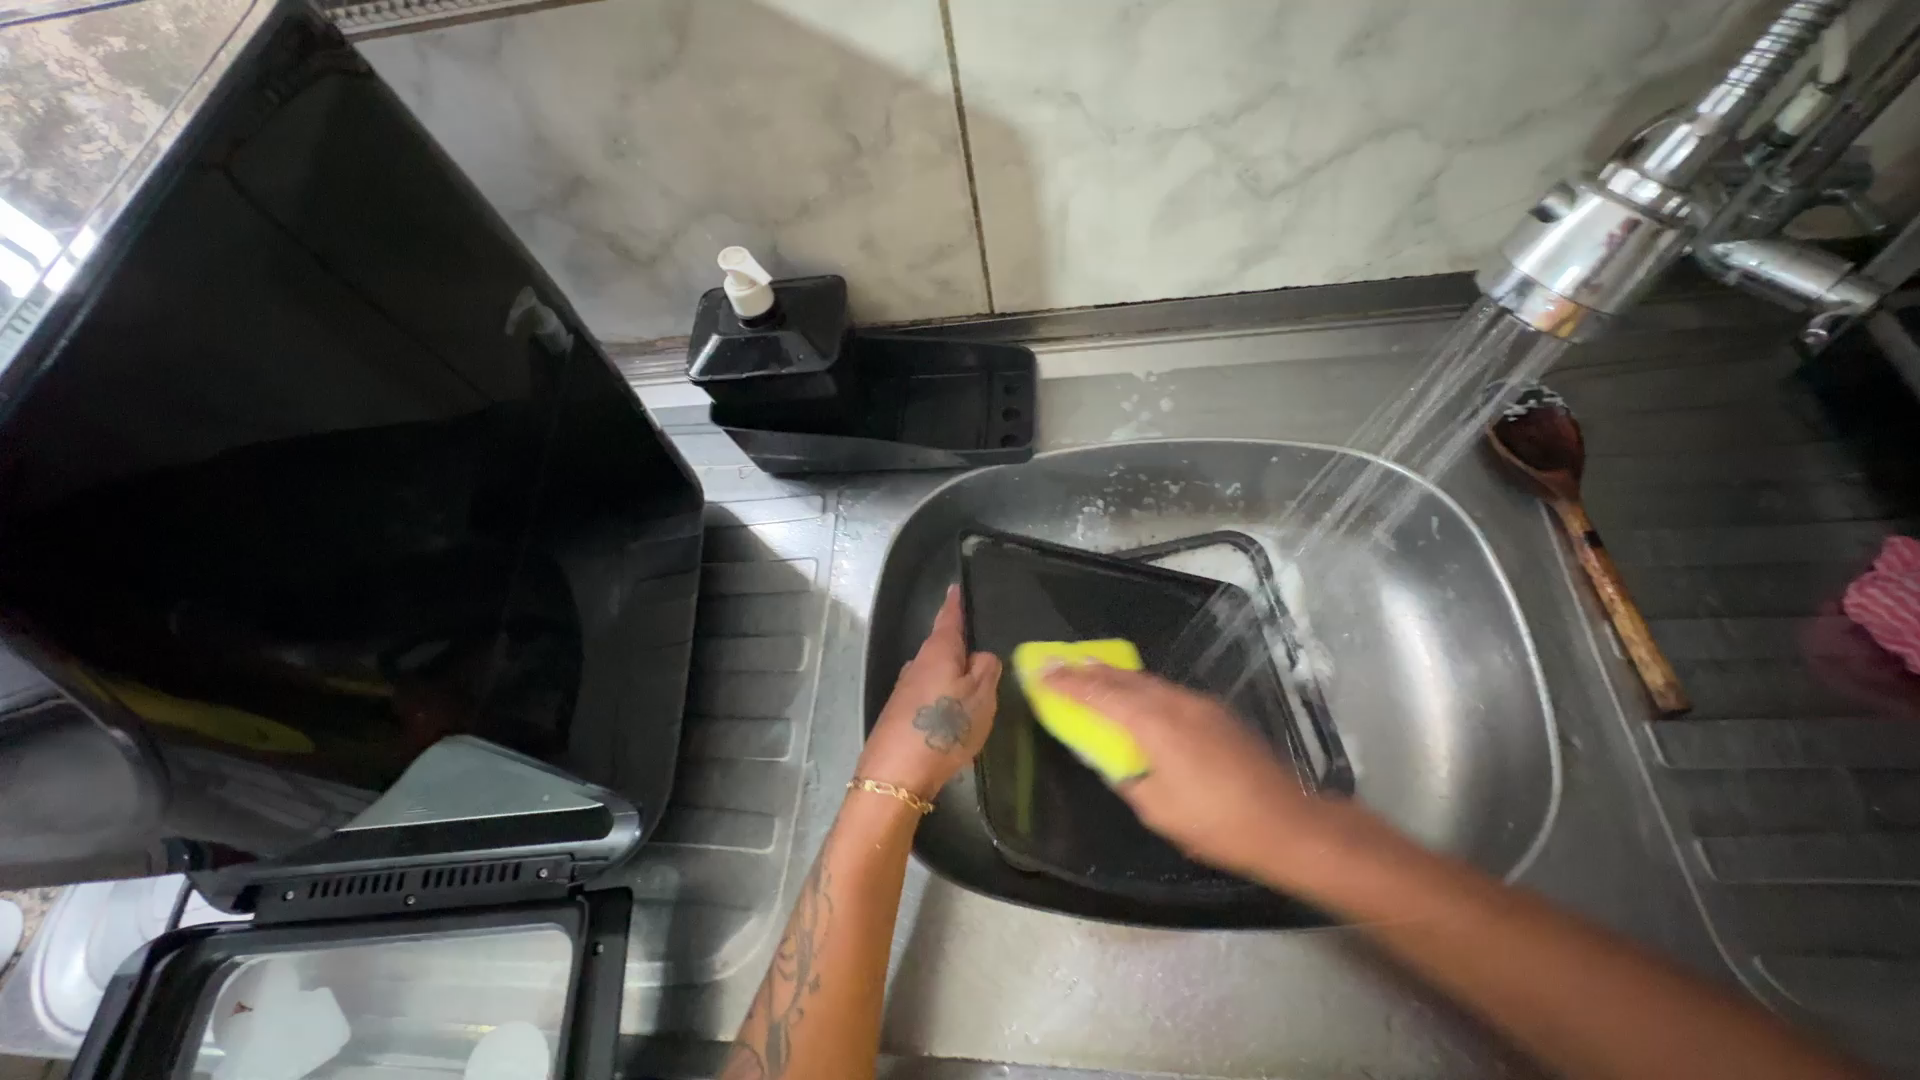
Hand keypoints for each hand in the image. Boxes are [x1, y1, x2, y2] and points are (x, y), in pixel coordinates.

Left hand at [858, 585, 1001, 798]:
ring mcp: (904, 691)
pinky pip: (929, 700)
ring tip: (975, 698)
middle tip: (985, 660)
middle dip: (961, 652)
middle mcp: (916, 665)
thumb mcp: (981, 696)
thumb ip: (987, 669)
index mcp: (937, 651)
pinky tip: (954, 724)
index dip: (955, 602)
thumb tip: (980, 655)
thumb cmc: (944, 728)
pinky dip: (943, 705)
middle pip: (942, 649)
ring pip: (935, 676)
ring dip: (952, 682)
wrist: (895, 775)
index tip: (956, 586)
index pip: (948, 617)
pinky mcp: (899, 717)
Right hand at [1043, 663, 1327, 876]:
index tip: (1041, 672)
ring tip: (1090, 672)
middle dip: (1087, 670)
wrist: (1287, 823)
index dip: (1067, 683)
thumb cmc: (1216, 823)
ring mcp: (1200, 705)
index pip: (1099, 695)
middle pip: (1122, 678)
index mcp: (1154, 724)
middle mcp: (1175, 703)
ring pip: (1148, 682)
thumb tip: (1114, 760)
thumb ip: (1128, 776)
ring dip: (1115, 676)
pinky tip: (1136, 697)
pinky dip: (1142, 689)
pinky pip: (1167, 691)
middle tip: (1058, 662)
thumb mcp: (1157, 808)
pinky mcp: (1217, 714)